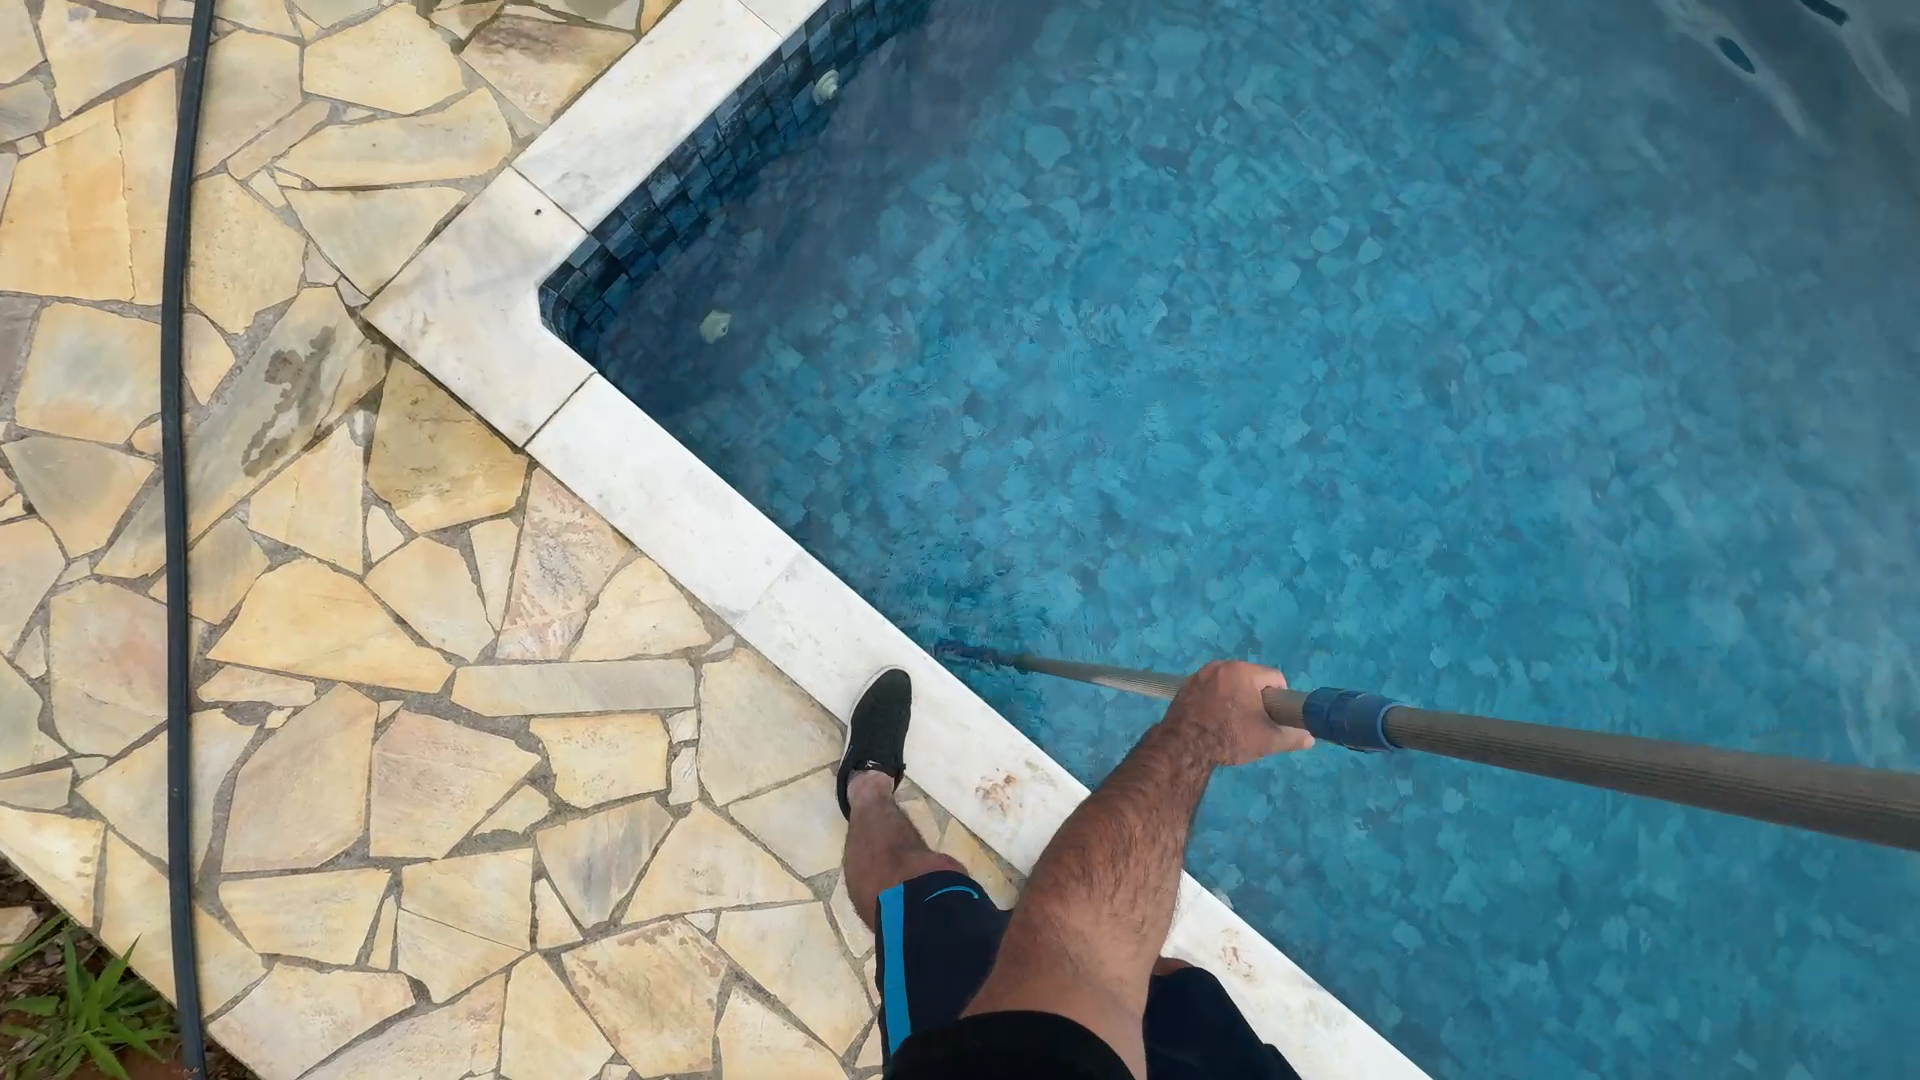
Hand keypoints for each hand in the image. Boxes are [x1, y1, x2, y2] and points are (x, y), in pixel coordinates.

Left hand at [1160, 661, 1312, 766]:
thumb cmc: (1230, 736)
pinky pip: (1210, 688)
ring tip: (1234, 722)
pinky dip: (1216, 699)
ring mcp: (1199, 674)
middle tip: (1255, 721)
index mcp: (1242, 671)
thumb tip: (1309, 737)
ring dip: (1236, 697)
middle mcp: (1220, 665)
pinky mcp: (1185, 686)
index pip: (1274, 677)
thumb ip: (1292, 737)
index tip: (1275, 716)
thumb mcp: (1268, 740)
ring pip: (1229, 683)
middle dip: (1257, 697)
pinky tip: (1214, 719)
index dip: (1281, 697)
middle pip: (1250, 678)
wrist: (1184, 746)